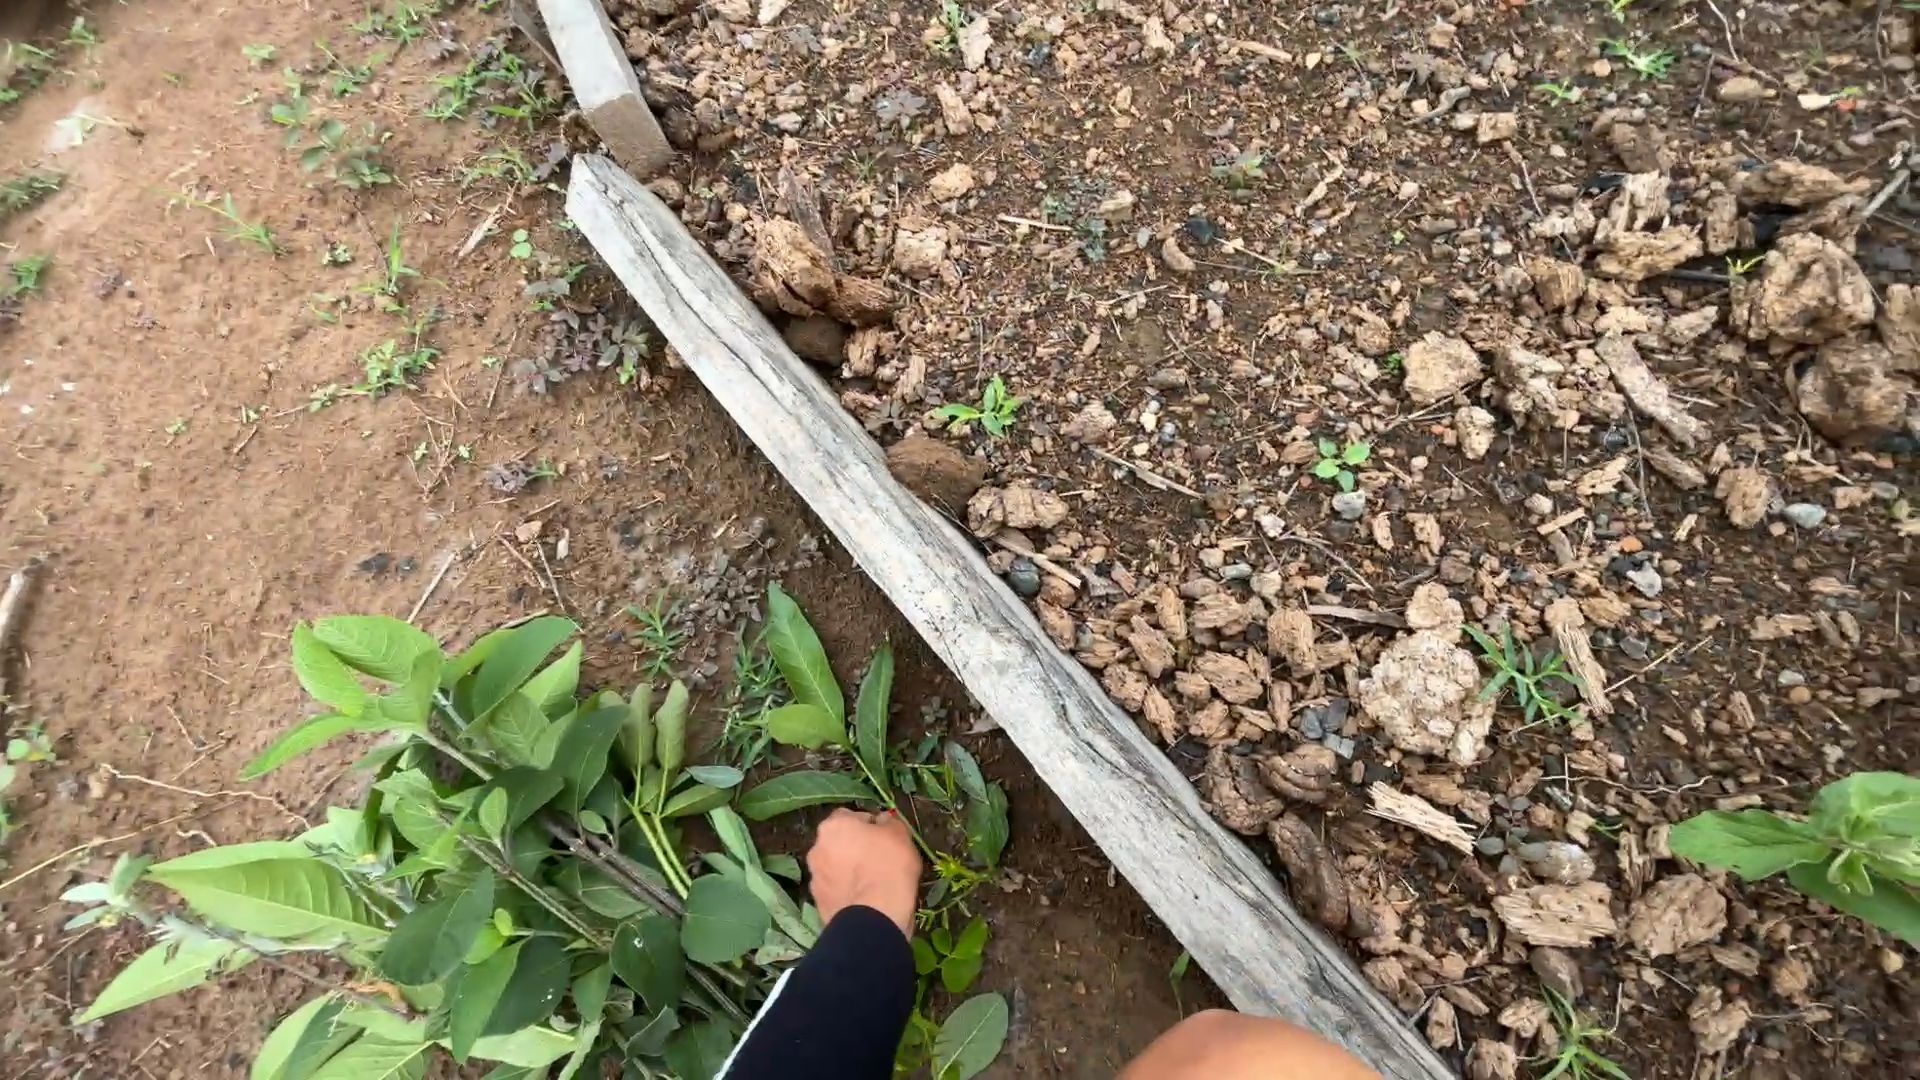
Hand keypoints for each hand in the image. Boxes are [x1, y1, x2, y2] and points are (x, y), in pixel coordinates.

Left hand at [806, 808, 921, 936]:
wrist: (875, 917)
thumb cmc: (888, 866)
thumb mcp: (900, 834)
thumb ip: (888, 822)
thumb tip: (880, 821)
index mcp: (833, 826)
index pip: (850, 816)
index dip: (869, 825)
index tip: (884, 838)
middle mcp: (817, 848)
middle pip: (839, 842)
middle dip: (854, 848)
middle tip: (878, 859)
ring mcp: (815, 878)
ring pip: (835, 867)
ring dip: (848, 871)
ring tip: (872, 883)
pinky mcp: (818, 904)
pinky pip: (835, 890)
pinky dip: (846, 892)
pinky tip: (864, 899)